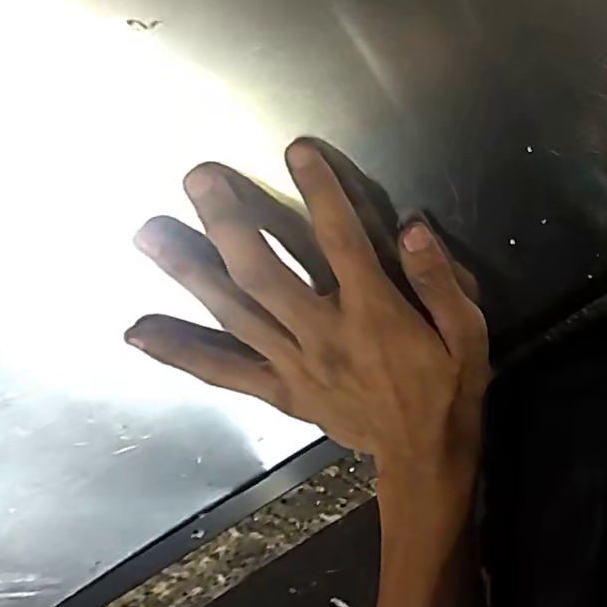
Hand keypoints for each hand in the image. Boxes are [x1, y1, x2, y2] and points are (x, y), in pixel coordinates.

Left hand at [125, 139, 489, 485]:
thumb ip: (439, 280)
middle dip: (230, 221)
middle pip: (265, 272)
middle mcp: (324, 333)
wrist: (425, 454)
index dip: (320, 192)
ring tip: (149, 231)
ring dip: (191, 270)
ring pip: (235, 313)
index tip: (297, 151)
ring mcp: (295, 364)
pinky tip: (138, 332)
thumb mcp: (467, 330)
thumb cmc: (449, 385)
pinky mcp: (282, 392)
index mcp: (373, 313)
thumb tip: (412, 227)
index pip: (340, 240)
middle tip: (199, 178)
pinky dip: (181, 352)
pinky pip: (225, 372)